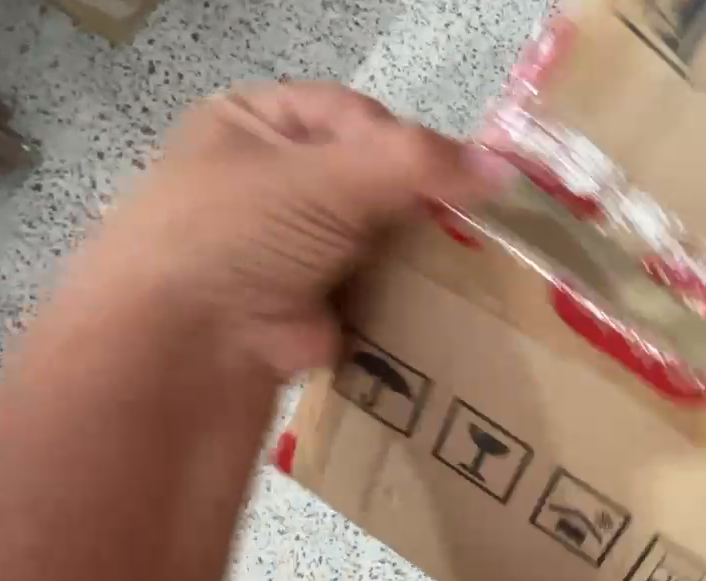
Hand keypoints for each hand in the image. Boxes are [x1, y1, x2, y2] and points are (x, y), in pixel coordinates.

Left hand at [60, 82, 500, 378]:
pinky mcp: (344, 295)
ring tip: (480, 266)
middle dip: (431, 202)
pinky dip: (429, 289)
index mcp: (259, 123)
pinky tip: (461, 297)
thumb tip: (506, 172)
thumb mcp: (321, 181)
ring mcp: (317, 241)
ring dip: (436, 249)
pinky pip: (399, 281)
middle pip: (387, 176)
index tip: (448, 182)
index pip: (359, 115)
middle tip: (476, 228)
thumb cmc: (239, 236)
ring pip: (399, 232)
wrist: (199, 341)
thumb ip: (413, 166)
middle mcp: (288, 177)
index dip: (407, 143)